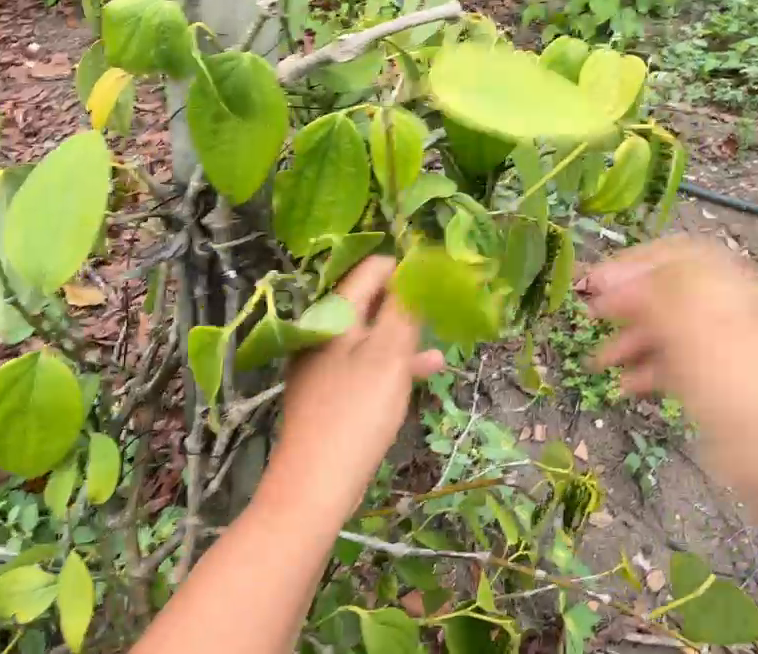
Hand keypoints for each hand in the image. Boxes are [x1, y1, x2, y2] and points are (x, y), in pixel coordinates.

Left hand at [258, 256, 444, 522]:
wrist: (313, 486)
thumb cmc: (355, 413)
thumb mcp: (389, 357)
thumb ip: (404, 311)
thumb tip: (419, 270)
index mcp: (334, 315)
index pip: (371, 270)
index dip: (405, 270)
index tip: (438, 283)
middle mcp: (324, 332)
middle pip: (370, 301)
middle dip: (407, 303)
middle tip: (443, 309)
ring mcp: (323, 363)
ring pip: (371, 334)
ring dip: (405, 335)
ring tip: (442, 337)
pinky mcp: (329, 392)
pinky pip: (365, 364)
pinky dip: (393, 363)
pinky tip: (425, 371)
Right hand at [584, 237, 757, 502]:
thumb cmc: (744, 395)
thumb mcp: (694, 333)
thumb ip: (651, 296)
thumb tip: (611, 279)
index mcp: (733, 289)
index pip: (679, 254)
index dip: (634, 263)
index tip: (595, 283)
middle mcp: (735, 313)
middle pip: (673, 292)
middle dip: (628, 303)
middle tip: (590, 317)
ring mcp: (735, 354)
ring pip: (675, 332)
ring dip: (634, 339)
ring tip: (600, 362)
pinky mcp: (732, 391)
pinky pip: (685, 366)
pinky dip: (653, 370)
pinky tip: (628, 388)